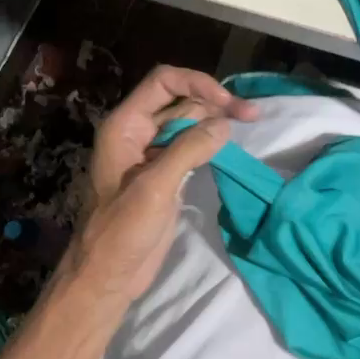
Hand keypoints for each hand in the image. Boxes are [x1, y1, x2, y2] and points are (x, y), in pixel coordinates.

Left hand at [65, 67, 258, 301]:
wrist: (107, 276)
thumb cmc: (121, 230)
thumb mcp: (154, 187)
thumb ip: (188, 150)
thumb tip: (224, 124)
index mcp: (125, 125)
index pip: (163, 82)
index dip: (196, 83)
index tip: (226, 101)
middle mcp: (138, 132)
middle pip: (180, 100)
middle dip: (214, 101)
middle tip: (251, 114)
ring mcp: (153, 153)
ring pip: (189, 122)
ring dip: (217, 119)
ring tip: (251, 121)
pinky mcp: (166, 173)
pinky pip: (192, 145)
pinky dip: (212, 141)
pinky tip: (231, 144)